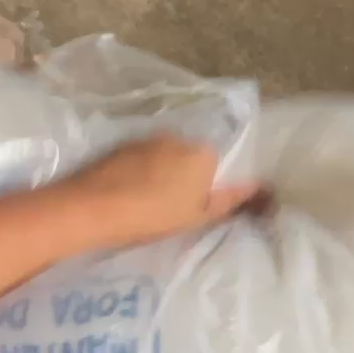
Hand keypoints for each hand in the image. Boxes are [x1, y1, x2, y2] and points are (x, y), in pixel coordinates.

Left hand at [51, 136, 261, 244]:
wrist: (94, 207)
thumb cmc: (153, 215)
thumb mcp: (198, 216)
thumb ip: (229, 200)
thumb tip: (259, 187)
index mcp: (202, 152)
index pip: (214, 163)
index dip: (205, 186)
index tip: (192, 205)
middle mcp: (176, 137)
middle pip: (187, 156)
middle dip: (182, 176)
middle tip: (169, 206)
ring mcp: (145, 139)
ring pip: (161, 157)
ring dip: (157, 174)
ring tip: (144, 201)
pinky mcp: (118, 146)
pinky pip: (137, 159)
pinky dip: (136, 173)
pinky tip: (126, 192)